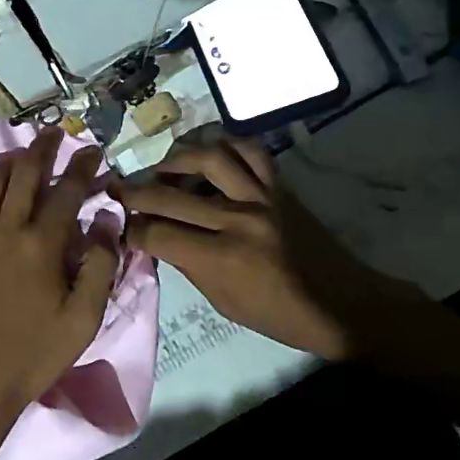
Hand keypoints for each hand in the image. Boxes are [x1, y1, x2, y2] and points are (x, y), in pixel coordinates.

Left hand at [0, 127, 119, 416]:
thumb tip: (107, 222)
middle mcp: (7, 228)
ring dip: (5, 163)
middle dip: (41, 149)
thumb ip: (100, 266)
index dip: (83, 167)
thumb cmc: (36, 350)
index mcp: (43, 242)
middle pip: (24, 174)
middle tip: (52, 133)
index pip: (67, 191)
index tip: (92, 150)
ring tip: (17, 155)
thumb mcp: (85, 317)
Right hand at [117, 138, 394, 359]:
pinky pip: (250, 151)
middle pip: (172, 195)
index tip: (118, 224)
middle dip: (136, 192)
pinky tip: (209, 153)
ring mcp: (262, 197)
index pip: (159, 234)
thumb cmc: (278, 314)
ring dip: (177, 158)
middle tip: (118, 189)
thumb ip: (188, 265)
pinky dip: (225, 145)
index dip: (131, 229)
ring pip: (210, 157)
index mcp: (223, 258)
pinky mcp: (280, 186)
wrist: (341, 302)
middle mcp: (238, 220)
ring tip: (164, 167)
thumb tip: (156, 238)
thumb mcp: (223, 302)